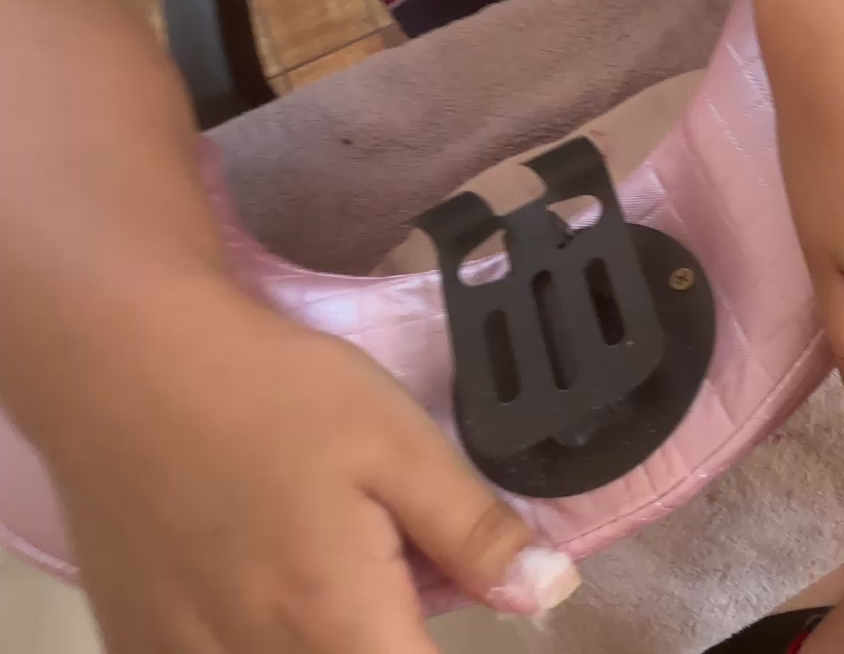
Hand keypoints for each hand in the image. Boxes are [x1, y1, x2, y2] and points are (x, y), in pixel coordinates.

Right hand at [33, 293, 577, 652]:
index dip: (453, 638)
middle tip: (424, 558)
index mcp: (330, 614)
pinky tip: (302, 562)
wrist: (138, 373)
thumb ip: (474, 533)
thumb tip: (548, 590)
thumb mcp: (408, 452)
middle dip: (406, 634)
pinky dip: (288, 630)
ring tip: (368, 548)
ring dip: (353, 630)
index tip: (462, 591)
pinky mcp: (142, 636)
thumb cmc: (295, 402)